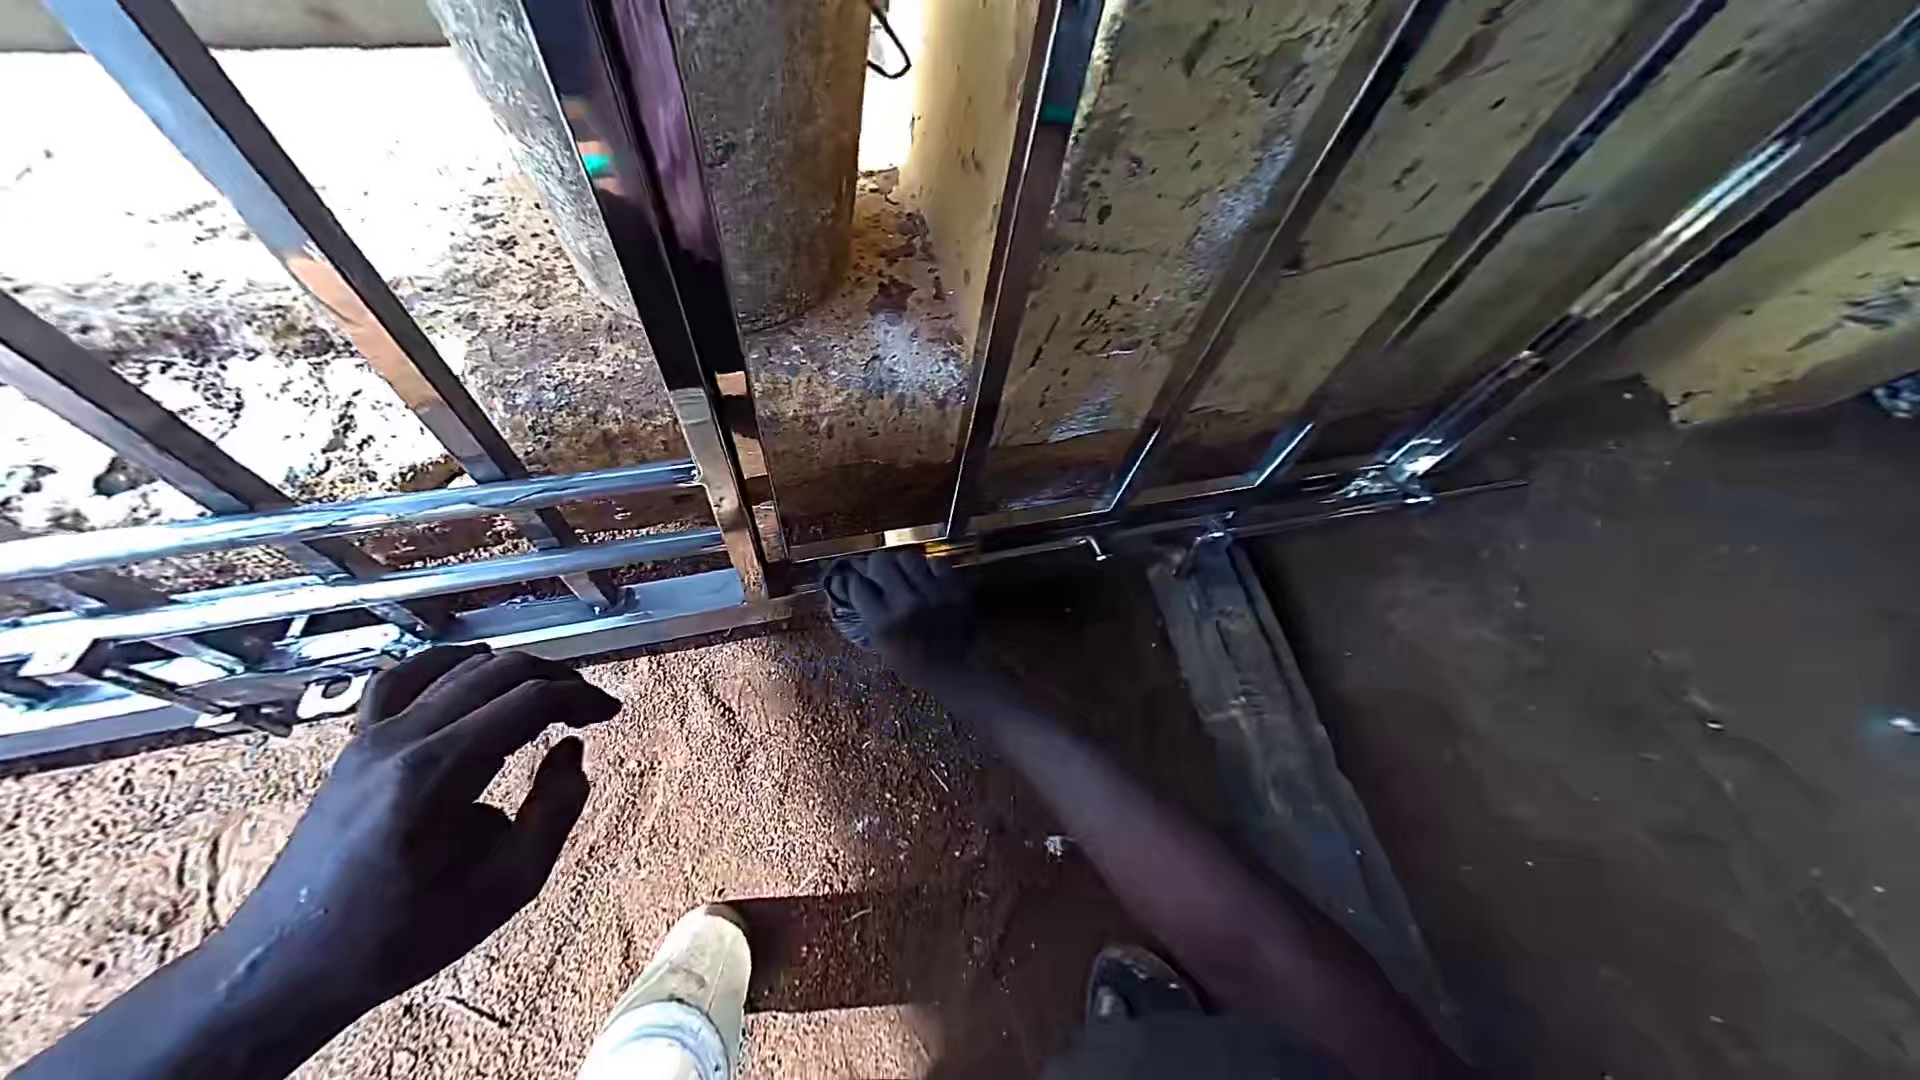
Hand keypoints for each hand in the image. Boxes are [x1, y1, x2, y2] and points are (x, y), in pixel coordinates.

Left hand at [216, 644, 619, 1012]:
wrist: (287, 965)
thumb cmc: (403, 932)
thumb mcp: (509, 885)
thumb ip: (557, 809)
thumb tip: (570, 748)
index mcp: (437, 773)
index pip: (529, 700)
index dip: (581, 697)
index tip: (610, 713)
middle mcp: (401, 739)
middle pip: (501, 672)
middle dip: (559, 680)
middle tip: (591, 707)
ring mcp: (370, 736)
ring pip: (462, 667)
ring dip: (519, 671)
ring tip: (552, 694)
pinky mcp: (356, 743)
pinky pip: (405, 678)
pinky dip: (451, 662)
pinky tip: (476, 668)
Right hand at [825, 549, 974, 688]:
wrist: (959, 671)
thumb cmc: (917, 665)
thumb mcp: (885, 648)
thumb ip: (871, 618)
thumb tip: (856, 589)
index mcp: (884, 624)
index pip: (858, 586)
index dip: (856, 582)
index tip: (859, 581)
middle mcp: (906, 604)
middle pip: (880, 563)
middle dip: (876, 567)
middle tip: (881, 572)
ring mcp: (932, 593)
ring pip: (907, 557)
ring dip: (904, 565)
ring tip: (907, 574)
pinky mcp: (954, 588)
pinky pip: (936, 563)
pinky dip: (931, 569)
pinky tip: (929, 579)